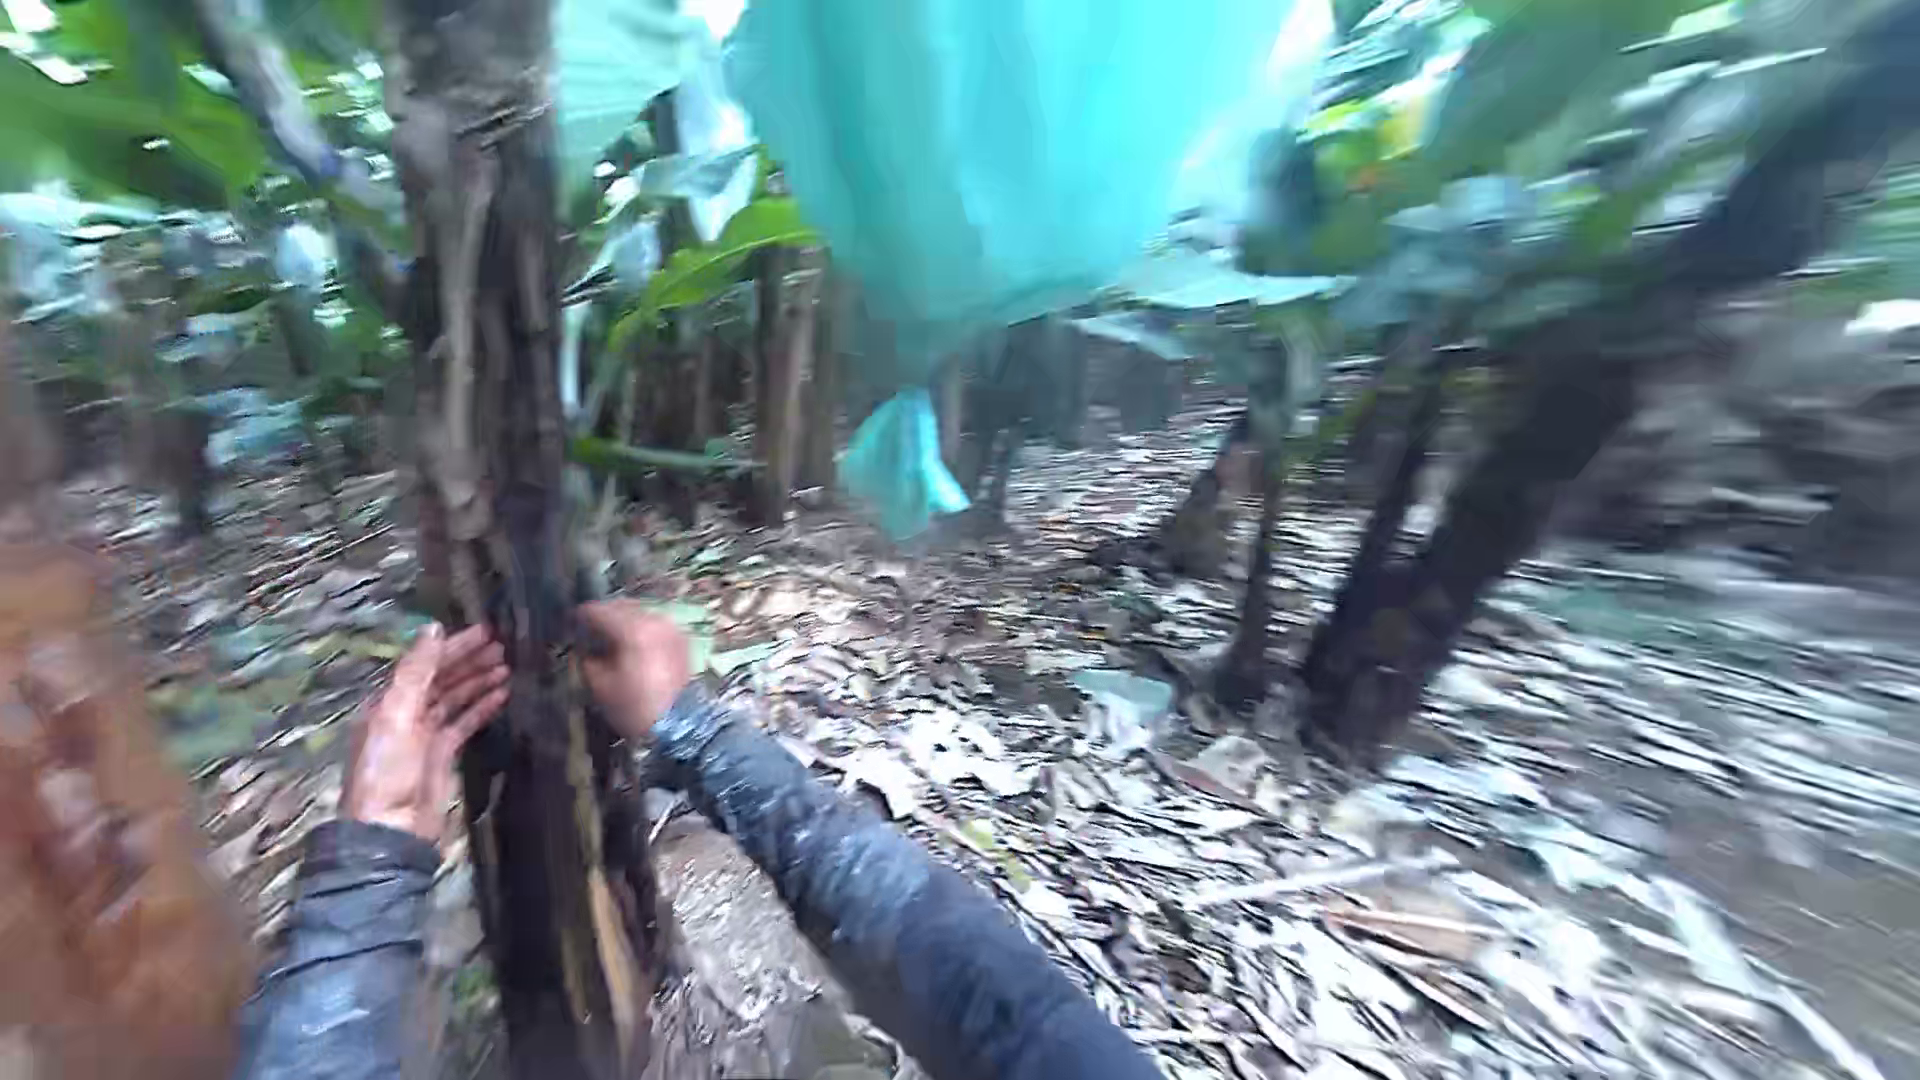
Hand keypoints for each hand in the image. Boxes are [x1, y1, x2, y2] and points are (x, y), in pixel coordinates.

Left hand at [341, 623, 508, 841]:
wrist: (392, 828)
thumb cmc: (389, 771)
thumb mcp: (397, 716)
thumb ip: (415, 673)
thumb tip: (434, 629)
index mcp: (388, 703)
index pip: (425, 665)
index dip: (454, 646)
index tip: (487, 630)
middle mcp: (405, 714)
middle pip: (441, 679)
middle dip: (470, 660)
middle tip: (505, 645)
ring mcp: (425, 734)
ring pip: (456, 697)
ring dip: (480, 680)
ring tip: (510, 667)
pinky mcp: (443, 752)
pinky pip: (466, 720)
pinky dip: (483, 705)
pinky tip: (504, 694)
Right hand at [577, 600, 692, 740]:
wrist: (679, 721)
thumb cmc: (634, 706)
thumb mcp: (600, 684)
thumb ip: (587, 658)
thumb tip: (584, 647)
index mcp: (633, 630)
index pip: (601, 611)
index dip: (583, 615)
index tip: (571, 620)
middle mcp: (656, 621)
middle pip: (624, 606)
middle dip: (606, 613)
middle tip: (589, 627)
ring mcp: (673, 628)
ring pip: (642, 612)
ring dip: (625, 618)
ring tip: (610, 634)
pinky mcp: (683, 638)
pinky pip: (657, 623)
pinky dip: (642, 626)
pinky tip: (632, 641)